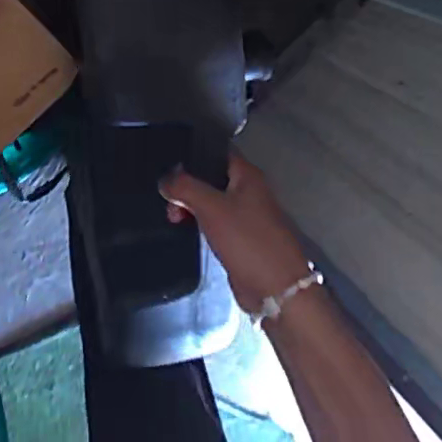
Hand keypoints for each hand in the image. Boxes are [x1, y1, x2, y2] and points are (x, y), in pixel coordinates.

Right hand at [161, 153, 311, 315]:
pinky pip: (216, 222)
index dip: (192, 153)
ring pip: (212, 200)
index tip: (168, 161)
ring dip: (192, 205)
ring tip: (173, 216)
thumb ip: (184, 187)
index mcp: (247, 175)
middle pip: (211, 177)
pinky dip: (200, 222)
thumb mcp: (210, 206)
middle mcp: (249, 191)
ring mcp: (247, 216)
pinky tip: (185, 228)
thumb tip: (165, 181)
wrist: (276, 291)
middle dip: (188, 185)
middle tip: (168, 197)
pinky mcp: (242, 239)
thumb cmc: (247, 240)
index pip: (216, 151)